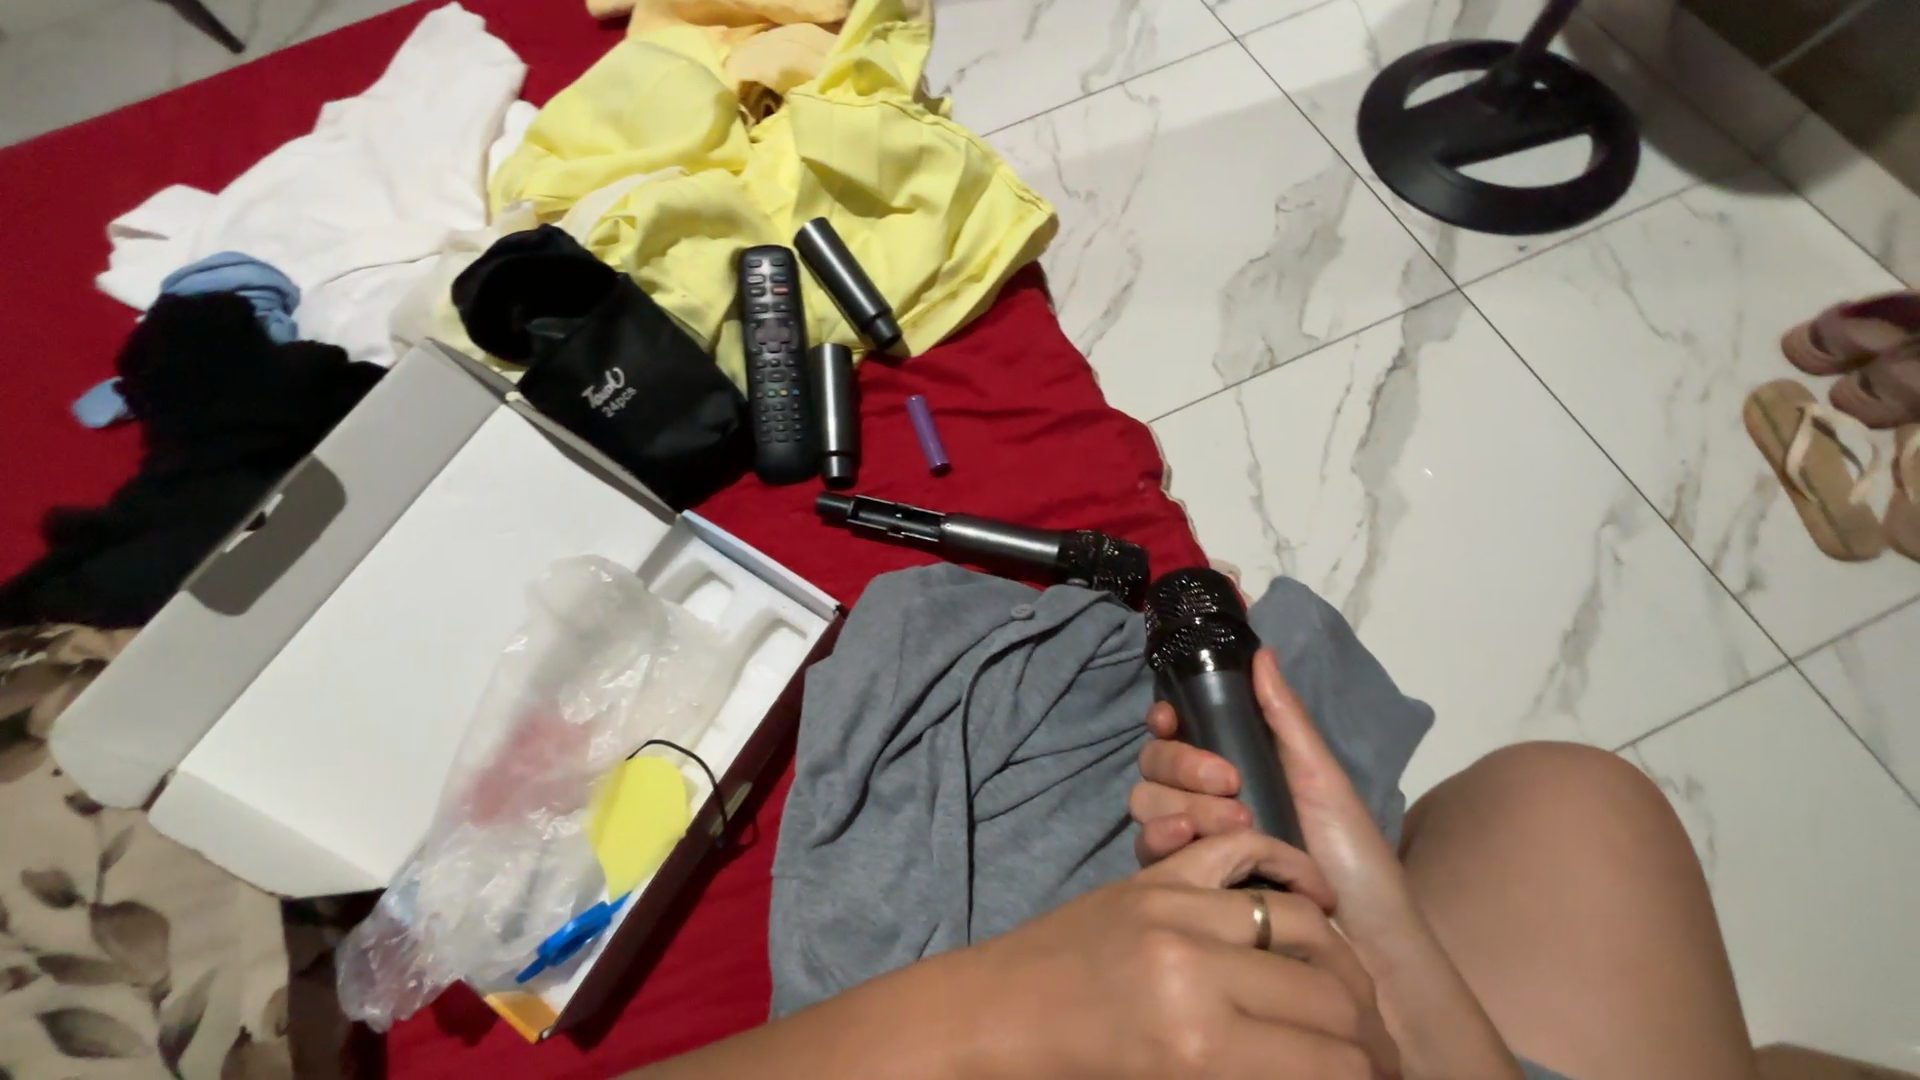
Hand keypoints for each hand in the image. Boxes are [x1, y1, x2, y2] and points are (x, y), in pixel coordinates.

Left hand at [958, 829, 1399, 1079]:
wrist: (999, 1014)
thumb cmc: (1080, 1072)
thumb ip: (1259, 1074)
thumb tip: (1326, 1071)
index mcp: (1201, 1048)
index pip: (1330, 1065)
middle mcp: (1196, 968)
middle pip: (1327, 996)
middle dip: (1368, 1034)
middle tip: (1376, 1052)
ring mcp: (1174, 907)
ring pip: (1301, 920)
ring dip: (1343, 959)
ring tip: (1352, 989)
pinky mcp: (1155, 876)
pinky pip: (1236, 850)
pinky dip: (1284, 864)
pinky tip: (1314, 895)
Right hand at [1128, 650, 1523, 1079]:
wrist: (1366, 945)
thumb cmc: (1352, 857)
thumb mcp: (1321, 778)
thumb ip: (1284, 717)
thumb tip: (1260, 651)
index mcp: (1231, 769)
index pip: (1177, 733)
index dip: (1166, 719)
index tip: (1173, 716)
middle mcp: (1201, 801)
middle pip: (1153, 764)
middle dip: (1182, 765)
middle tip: (1229, 783)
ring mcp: (1188, 845)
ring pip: (1146, 802)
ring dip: (1181, 805)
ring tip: (1232, 827)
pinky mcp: (1180, 886)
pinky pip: (1145, 851)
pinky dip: (1159, 839)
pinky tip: (1183, 846)